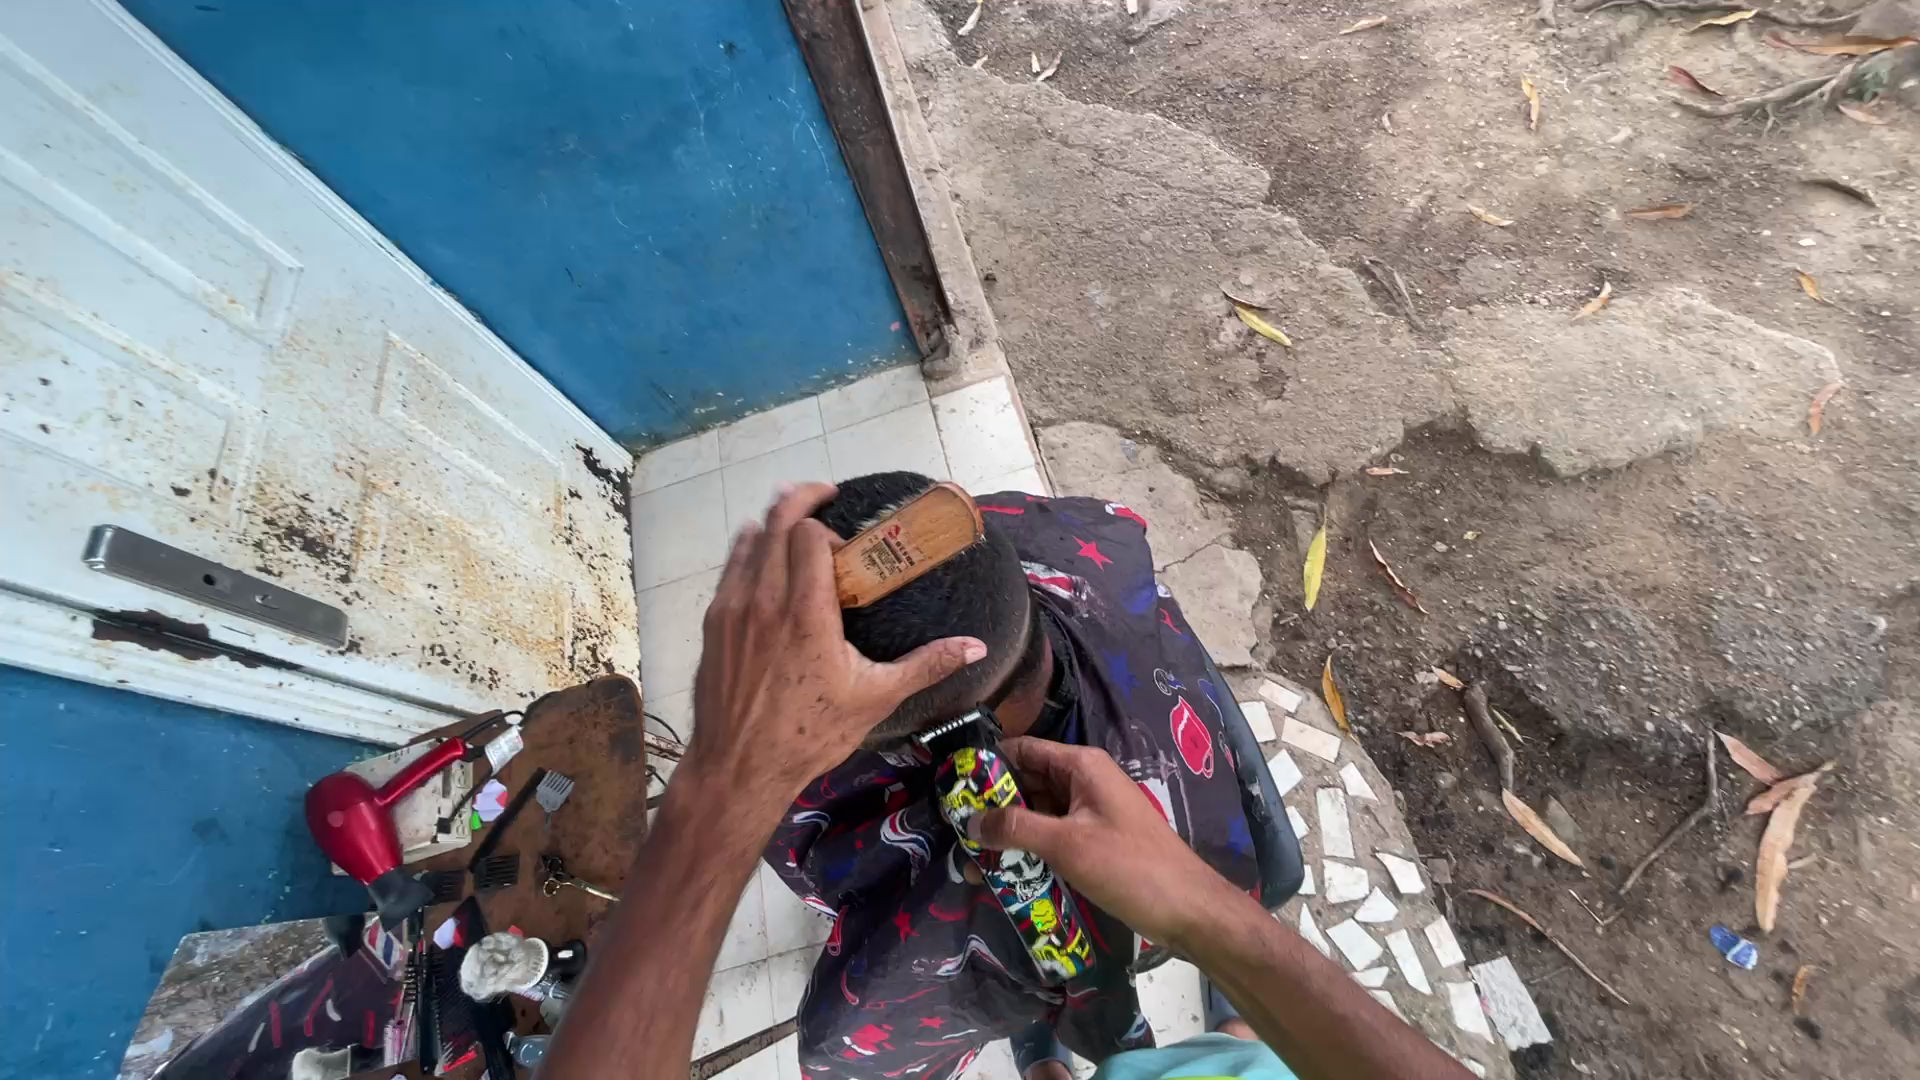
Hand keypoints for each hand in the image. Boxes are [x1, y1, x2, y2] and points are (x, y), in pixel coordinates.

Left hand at [686, 483, 987, 801]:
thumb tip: (976, 647)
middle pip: (776, 520)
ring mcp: (731, 608)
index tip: (846, 550)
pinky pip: (730, 567)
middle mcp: (763, 599)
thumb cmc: (809, 733)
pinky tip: (766, 564)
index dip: (829, 530)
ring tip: (797, 527)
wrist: (738, 768)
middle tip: (825, 495)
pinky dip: (751, 551)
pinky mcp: (712, 623)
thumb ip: (926, 664)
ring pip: (749, 539)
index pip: (808, 534)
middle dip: (801, 498)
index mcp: (806, 612)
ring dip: (775, 524)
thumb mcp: (876, 698)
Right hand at [970, 737, 1247, 948]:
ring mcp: (1089, 811)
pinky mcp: (1093, 839)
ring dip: (1008, 831)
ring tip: (971, 857)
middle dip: (993, 804)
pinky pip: (1052, 834)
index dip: (988, 764)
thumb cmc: (1130, 866)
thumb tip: (971, 821)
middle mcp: (1083, 780)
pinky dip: (1029, 848)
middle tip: (955, 829)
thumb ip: (1017, 828)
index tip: (953, 786)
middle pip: (1027, 781)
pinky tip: (1004, 872)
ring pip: (1037, 811)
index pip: (1023, 749)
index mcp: (1081, 765)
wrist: (1190, 910)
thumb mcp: (1068, 845)